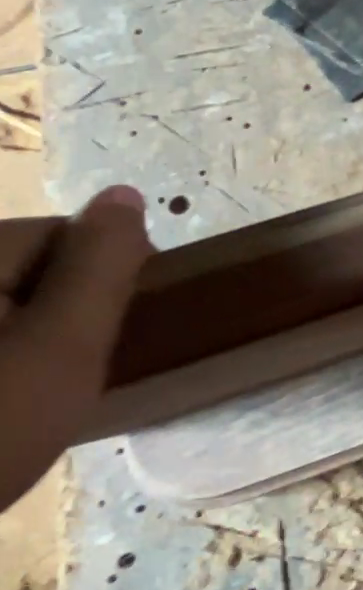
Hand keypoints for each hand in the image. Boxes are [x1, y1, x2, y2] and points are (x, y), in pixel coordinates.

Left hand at [0, 186, 152, 510]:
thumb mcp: (65, 347)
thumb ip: (101, 265)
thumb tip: (124, 194)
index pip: (55, 232)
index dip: (98, 272)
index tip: (103, 331)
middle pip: (9, 264)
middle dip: (45, 304)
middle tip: (54, 372)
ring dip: (10, 334)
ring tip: (11, 395)